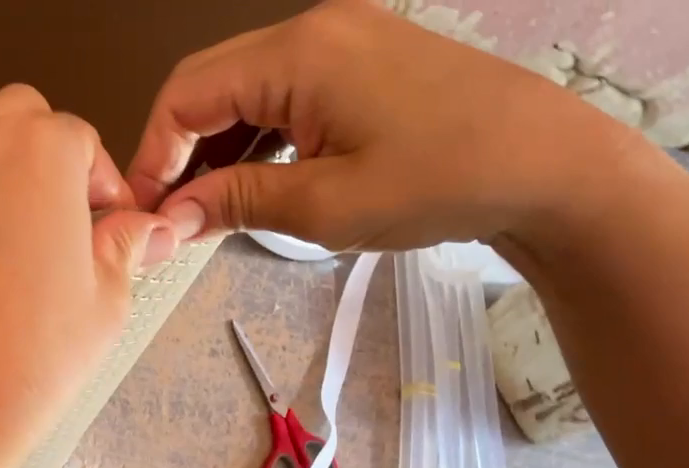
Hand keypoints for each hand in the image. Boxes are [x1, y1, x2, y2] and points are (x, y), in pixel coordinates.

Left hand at [0, 84, 174, 467]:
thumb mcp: (106, 300)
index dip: (98, 183)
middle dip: (40, 157)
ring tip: (2, 237)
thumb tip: (148, 229)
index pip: (80, 140)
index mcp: (40, 151)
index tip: (104, 222)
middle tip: (55, 220)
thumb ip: (126, 245)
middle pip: (14, 122)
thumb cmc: (30, 360)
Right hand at [126, 0, 629, 251]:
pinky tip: (247, 183)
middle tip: (166, 217)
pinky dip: (252, 140)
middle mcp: (314, 30)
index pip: (187, 94)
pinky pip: (281, 96)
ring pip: (243, 91)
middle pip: (209, 85)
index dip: (152, 156)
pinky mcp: (360, 62)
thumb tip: (169, 217)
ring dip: (213, 149)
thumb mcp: (322, 206)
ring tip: (201, 210)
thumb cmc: (436, 183)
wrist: (545, 164)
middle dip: (177, 152)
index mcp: (300, 53)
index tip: (143, 214)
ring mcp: (341, 41)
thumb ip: (234, 203)